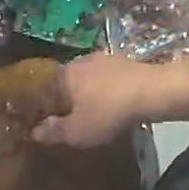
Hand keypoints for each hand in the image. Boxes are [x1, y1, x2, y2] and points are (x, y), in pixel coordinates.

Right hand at [31, 54, 166, 148]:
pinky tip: (111, 103)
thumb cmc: (108, 111)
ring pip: (91, 78)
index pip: (47, 84)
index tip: (42, 115)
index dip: (44, 101)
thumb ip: (53, 131)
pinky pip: (109, 79)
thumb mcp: (76, 131)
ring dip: (89, 92)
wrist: (153, 91)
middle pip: (70, 79)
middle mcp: (85, 59)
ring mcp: (109, 58)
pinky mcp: (128, 63)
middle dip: (68, 96)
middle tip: (66, 115)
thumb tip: (35, 131)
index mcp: (67, 71)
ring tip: (89, 111)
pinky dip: (107, 90)